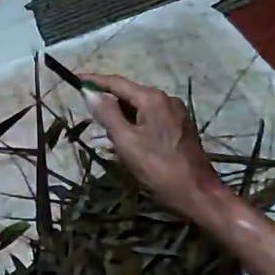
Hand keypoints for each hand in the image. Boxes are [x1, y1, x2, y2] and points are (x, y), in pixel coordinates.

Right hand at [82, 74, 228, 220]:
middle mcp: (167, 100)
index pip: (117, 83)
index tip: (76, 80)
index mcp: (153, 99)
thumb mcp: (127, 142)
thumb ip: (108, 115)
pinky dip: (135, 126)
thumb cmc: (159, 168)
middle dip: (109, 104)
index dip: (95, 81)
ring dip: (122, 118)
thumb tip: (91, 93)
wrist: (198, 194)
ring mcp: (176, 114)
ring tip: (107, 136)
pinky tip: (128, 143)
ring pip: (140, 109)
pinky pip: (151, 120)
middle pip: (130, 95)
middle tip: (89, 117)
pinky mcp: (181, 128)